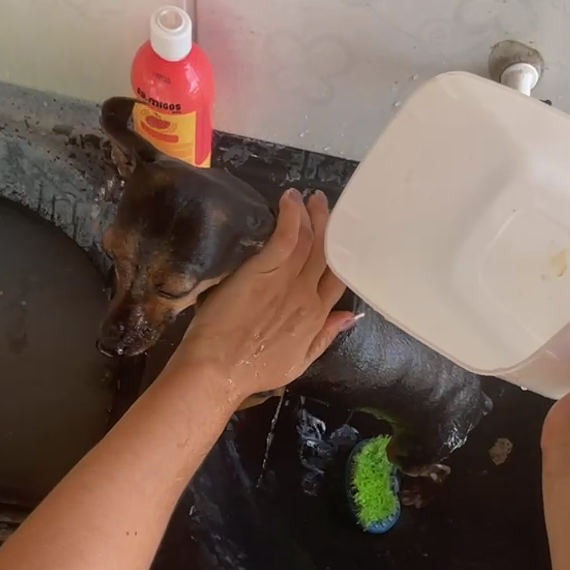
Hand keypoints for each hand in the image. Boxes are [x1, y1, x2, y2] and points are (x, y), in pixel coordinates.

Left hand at [167, 189, 357, 405]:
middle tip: (323, 204)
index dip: (340, 254)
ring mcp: (286, 281)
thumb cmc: (253, 371)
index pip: (337, 278)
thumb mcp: (298, 363)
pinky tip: (291, 200)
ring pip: (308, 240)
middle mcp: (307, 295)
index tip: (337, 237)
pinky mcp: (262, 270)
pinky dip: (291, 216)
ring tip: (309, 198)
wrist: (220, 370)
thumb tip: (350, 316)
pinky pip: (285, 237)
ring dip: (310, 215)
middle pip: (325, 253)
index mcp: (316, 318)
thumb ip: (324, 337)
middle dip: (327, 225)